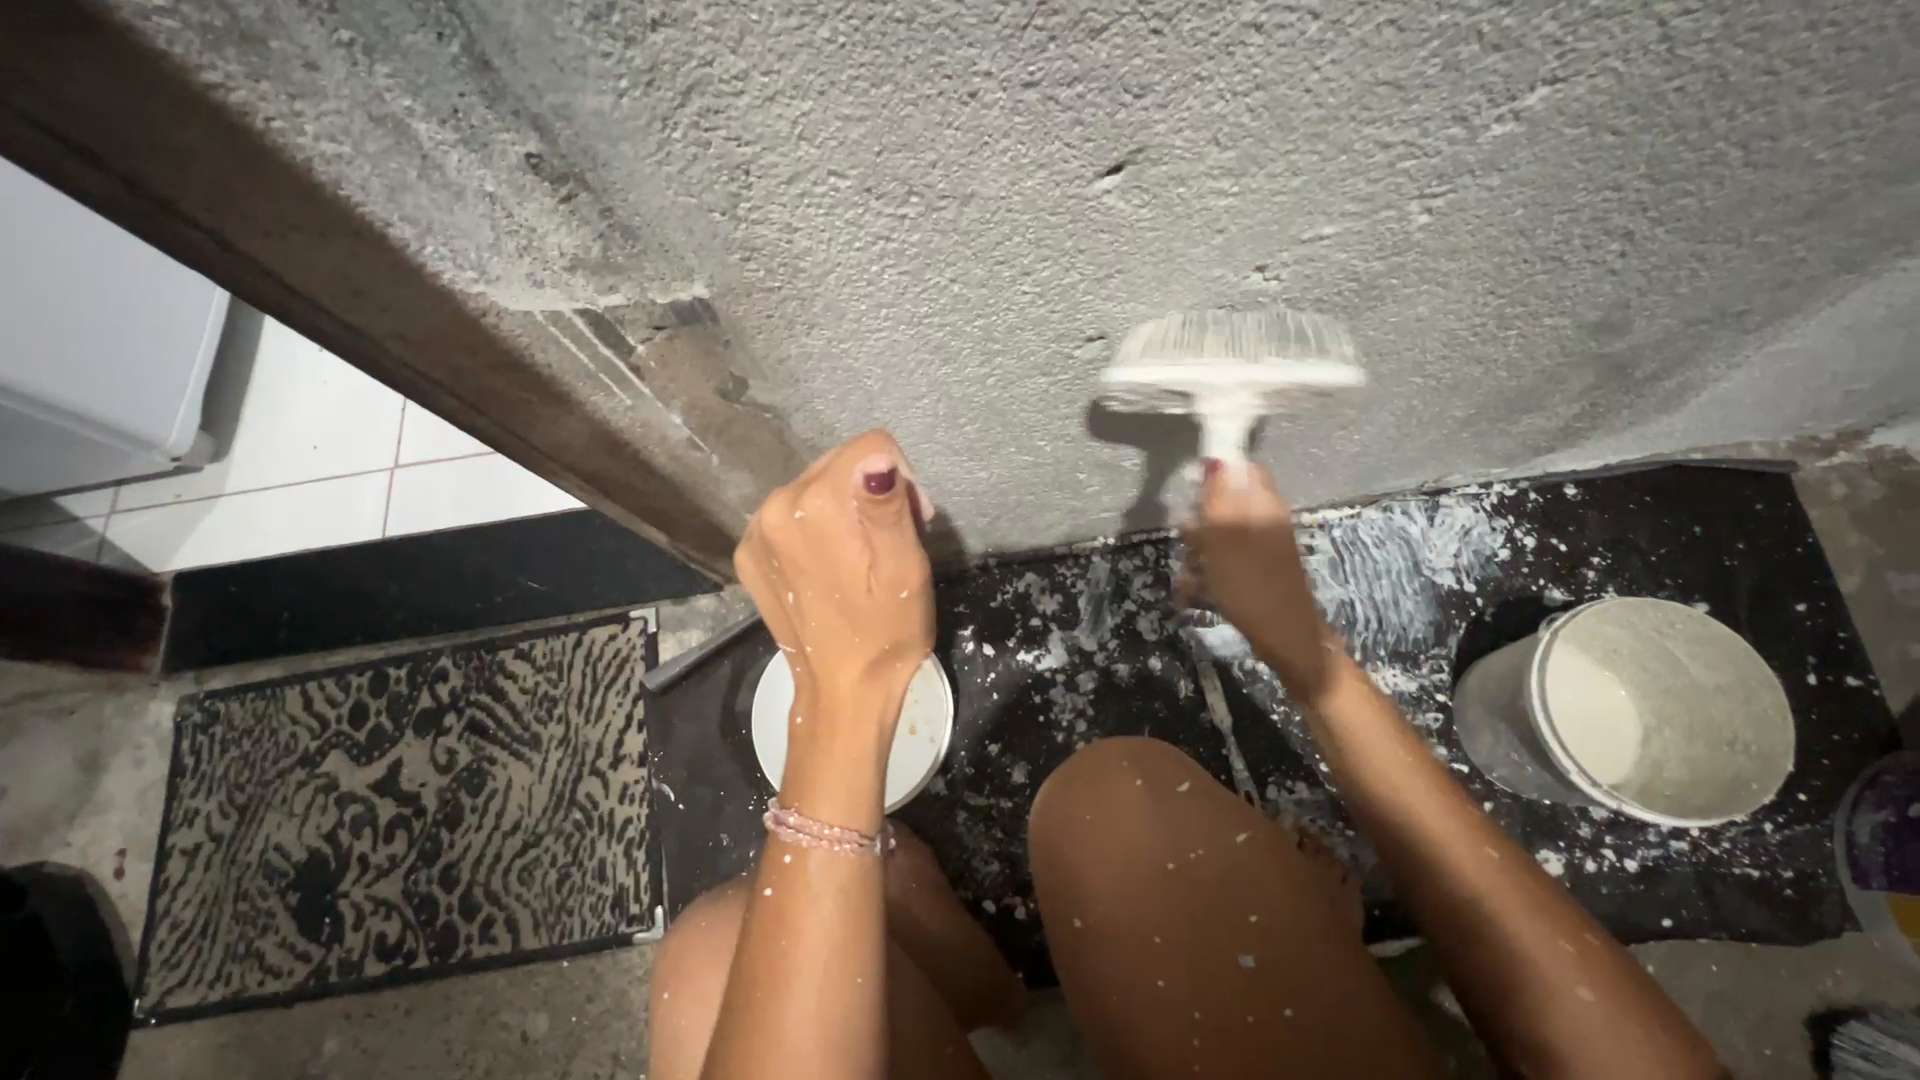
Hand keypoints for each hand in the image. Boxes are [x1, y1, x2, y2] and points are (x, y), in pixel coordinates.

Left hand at [734, 430, 934, 779]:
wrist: (843, 692)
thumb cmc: (885, 633)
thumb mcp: (904, 569)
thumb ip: (886, 506)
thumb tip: (877, 456)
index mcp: (816, 506)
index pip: (871, 447)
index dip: (903, 480)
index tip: (912, 524)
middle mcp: (774, 507)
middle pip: (840, 463)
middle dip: (872, 492)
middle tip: (890, 545)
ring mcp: (755, 532)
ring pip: (816, 487)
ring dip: (846, 510)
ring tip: (863, 559)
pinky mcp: (748, 553)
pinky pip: (792, 515)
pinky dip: (816, 529)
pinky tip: (832, 568)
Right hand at [1181, 460, 1336, 705]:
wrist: (1284, 636)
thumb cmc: (1250, 584)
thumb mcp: (1224, 537)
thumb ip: (1217, 496)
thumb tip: (1217, 456)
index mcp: (1263, 505)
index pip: (1242, 470)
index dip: (1216, 474)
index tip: (1190, 491)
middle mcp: (1265, 521)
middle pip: (1225, 505)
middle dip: (1199, 523)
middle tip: (1188, 542)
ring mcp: (1263, 548)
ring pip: (1221, 537)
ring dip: (1198, 554)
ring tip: (1187, 578)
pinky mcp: (1257, 573)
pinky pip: (1226, 563)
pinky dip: (1208, 575)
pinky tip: (1194, 594)